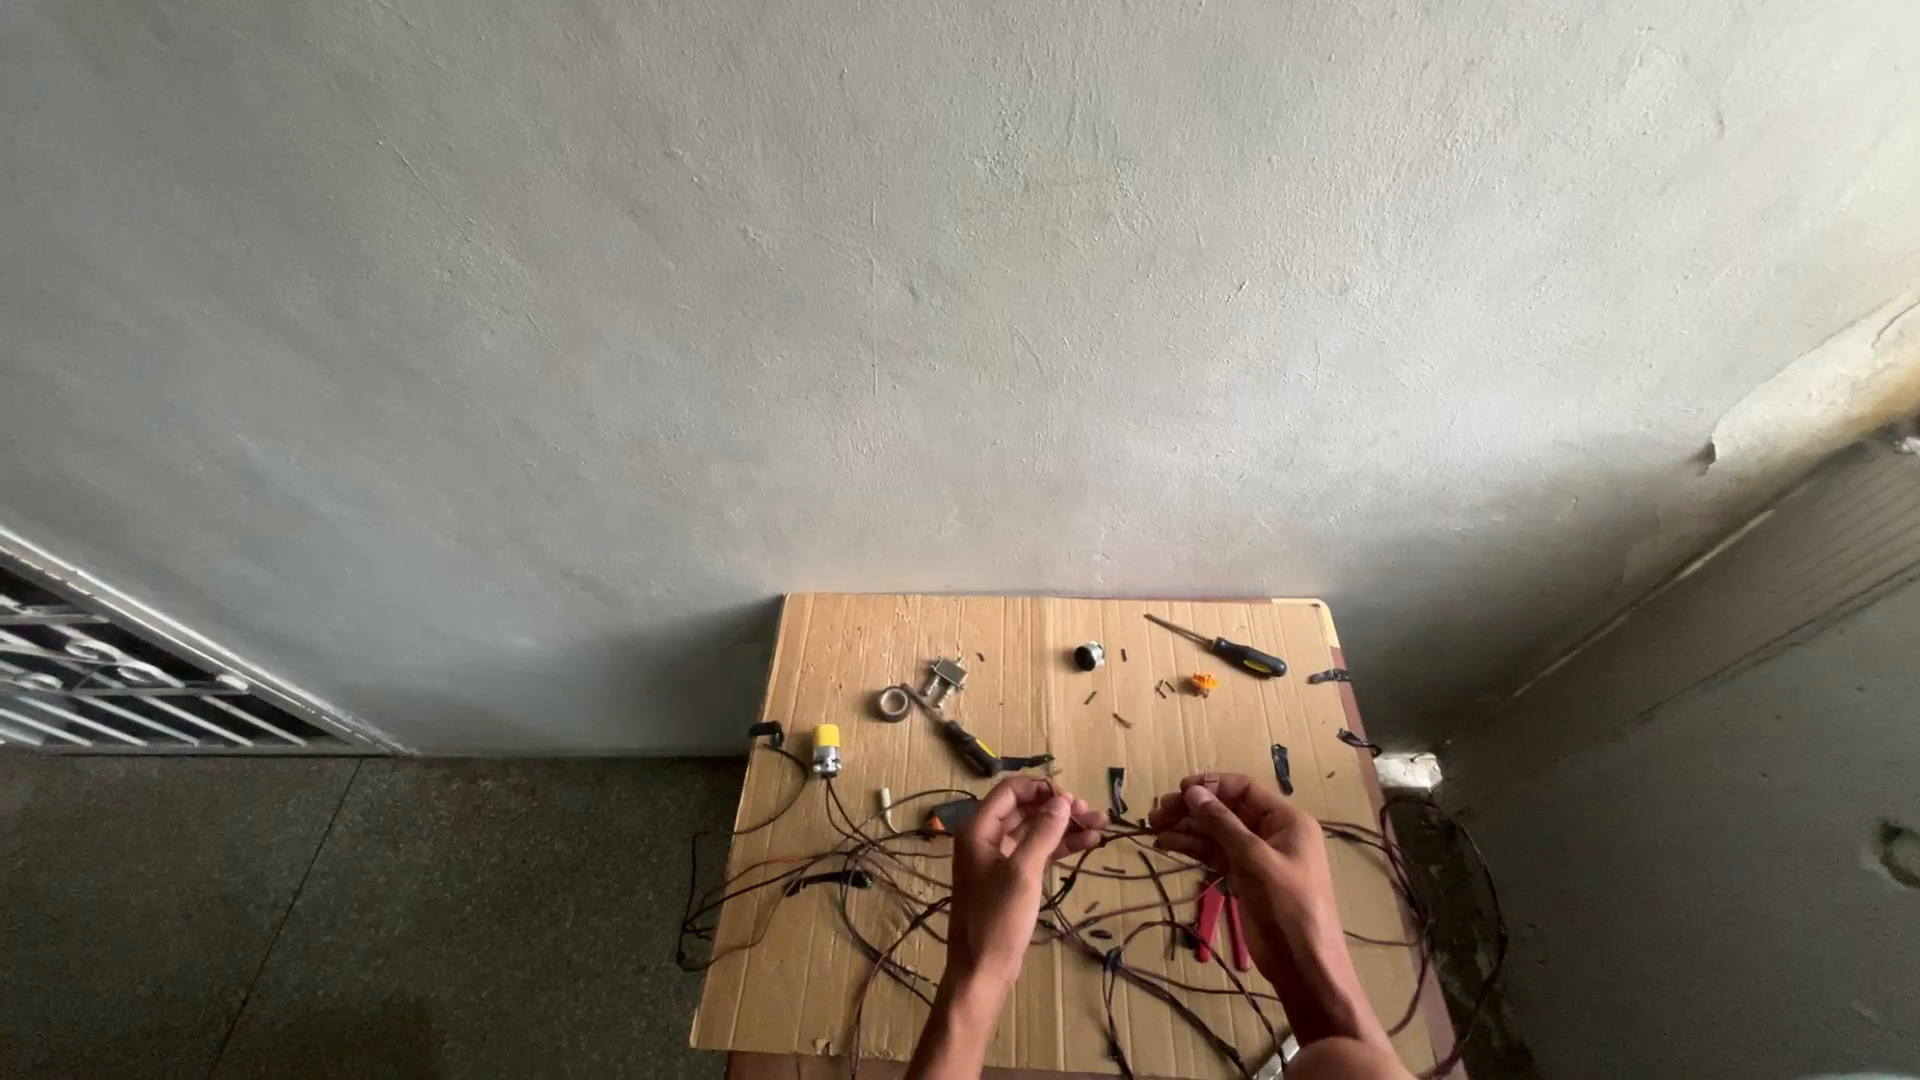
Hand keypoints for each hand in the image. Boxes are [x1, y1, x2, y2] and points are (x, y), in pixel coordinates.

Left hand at [946, 777, 1105, 994]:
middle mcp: (986, 837)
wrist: (982, 970)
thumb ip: (1043, 833)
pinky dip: (1060, 845)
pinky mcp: (1012, 876)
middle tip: (1090, 813)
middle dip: (1058, 807)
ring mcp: (999, 857)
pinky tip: (1088, 843)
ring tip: (1099, 825)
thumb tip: (1063, 800)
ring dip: (1064, 825)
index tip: (1071, 798)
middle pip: (1024, 808)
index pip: (1010, 791)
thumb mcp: (1023, 872)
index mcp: (978, 829)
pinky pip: (1037, 850)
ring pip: (1034, 829)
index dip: (1041, 788)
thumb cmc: (997, 919)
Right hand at [1149, 772, 1337, 948]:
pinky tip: (1167, 844)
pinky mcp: (1243, 876)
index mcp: (1287, 820)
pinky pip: (1214, 852)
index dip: (1212, 785)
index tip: (1180, 789)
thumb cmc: (1287, 905)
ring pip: (1216, 831)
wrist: (1304, 966)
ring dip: (1186, 827)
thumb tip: (1192, 791)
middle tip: (1159, 811)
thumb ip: (1222, 823)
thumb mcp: (1254, 859)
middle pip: (1226, 809)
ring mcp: (1256, 855)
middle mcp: (1272, 832)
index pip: (1244, 788)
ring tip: (1154, 826)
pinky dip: (1192, 847)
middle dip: (1193, 808)